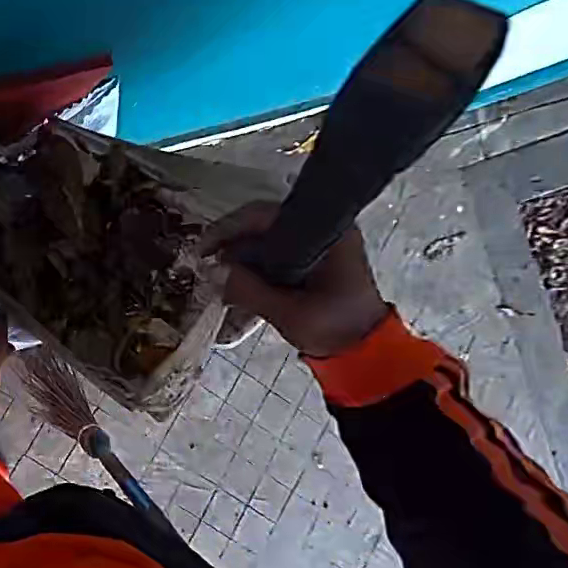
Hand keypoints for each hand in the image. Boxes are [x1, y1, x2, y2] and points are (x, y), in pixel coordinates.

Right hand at [195, 203, 389, 357]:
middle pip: (261, 226)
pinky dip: (247, 269)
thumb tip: (211, 271)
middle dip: (229, 245)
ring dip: (235, 259)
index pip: (267, 215)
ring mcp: (312, 247)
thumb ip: (249, 290)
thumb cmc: (334, 328)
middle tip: (203, 264)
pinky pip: (267, 256)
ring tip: (214, 280)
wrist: (363, 351)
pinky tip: (231, 286)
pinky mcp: (304, 263)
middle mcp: (319, 233)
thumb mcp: (288, 312)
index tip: (204, 248)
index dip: (229, 228)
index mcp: (325, 234)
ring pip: (261, 242)